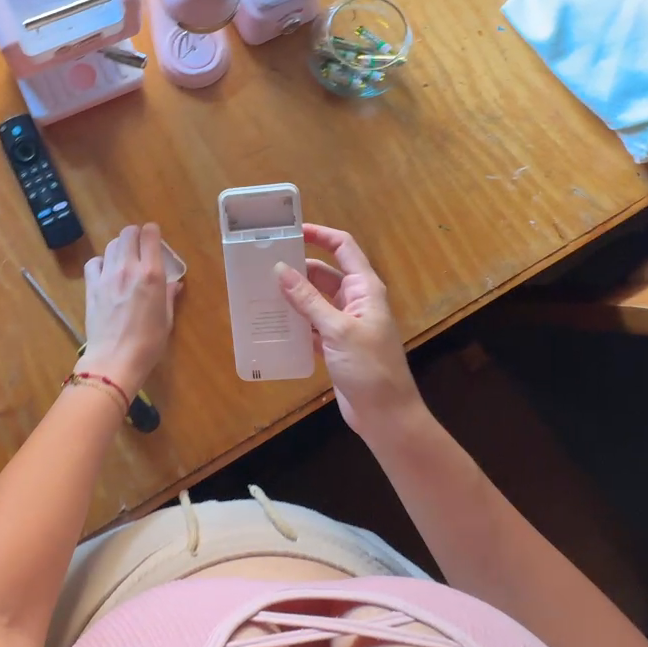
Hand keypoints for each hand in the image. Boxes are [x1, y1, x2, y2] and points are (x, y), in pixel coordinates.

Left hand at [78, 223, 181, 398]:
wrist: (114, 360)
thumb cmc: (148, 343)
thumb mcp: (166, 319)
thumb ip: (168, 296)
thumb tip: (173, 284)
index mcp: (151, 274)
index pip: (149, 235)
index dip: (153, 232)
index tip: (155, 239)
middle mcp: (128, 268)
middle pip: (128, 233)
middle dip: (136, 236)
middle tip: (140, 248)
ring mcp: (107, 276)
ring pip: (111, 245)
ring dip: (120, 248)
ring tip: (125, 261)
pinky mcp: (91, 286)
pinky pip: (94, 262)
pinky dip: (102, 262)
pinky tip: (106, 273)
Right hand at [275, 223, 423, 438]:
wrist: (386, 416)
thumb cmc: (369, 367)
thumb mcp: (337, 330)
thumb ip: (308, 300)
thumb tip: (280, 270)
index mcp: (365, 289)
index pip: (343, 248)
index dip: (320, 235)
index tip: (292, 230)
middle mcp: (356, 301)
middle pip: (323, 273)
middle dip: (297, 268)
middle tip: (263, 266)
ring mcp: (345, 324)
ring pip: (314, 300)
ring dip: (292, 297)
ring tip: (261, 293)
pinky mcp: (335, 346)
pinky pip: (310, 325)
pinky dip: (294, 323)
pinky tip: (272, 324)